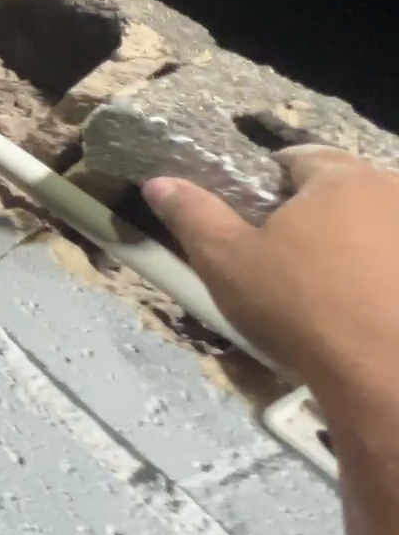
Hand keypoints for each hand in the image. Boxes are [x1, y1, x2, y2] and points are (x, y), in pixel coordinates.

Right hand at [143, 146, 398, 417]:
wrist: (389, 377)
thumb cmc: (298, 303)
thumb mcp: (222, 257)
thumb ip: (191, 212)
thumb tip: (159, 182)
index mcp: (345, 183)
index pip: (302, 157)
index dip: (268, 176)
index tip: (248, 208)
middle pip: (349, 190)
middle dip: (317, 210)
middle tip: (282, 248)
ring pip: (382, 226)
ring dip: (356, 241)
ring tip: (327, 281)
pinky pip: (395, 259)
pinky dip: (382, 271)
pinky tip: (367, 303)